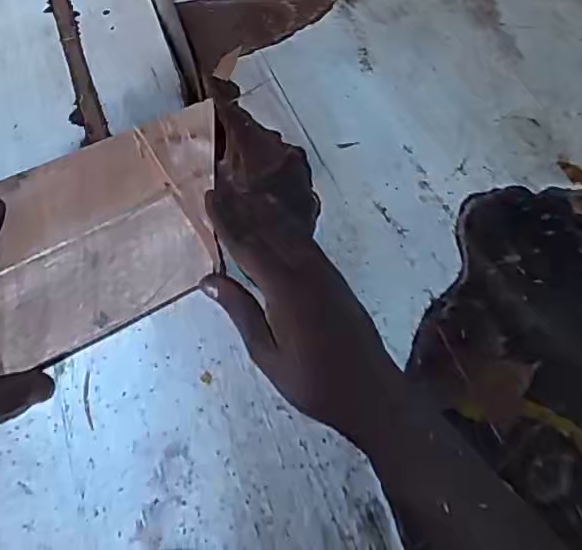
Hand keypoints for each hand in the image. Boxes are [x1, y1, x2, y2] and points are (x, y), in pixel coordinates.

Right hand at [199, 185, 411, 449]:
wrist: (372, 395)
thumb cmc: (314, 383)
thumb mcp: (267, 355)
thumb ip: (240, 311)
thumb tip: (208, 280)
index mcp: (284, 289)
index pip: (247, 244)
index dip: (226, 220)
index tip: (209, 197)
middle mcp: (304, 270)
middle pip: (266, 228)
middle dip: (241, 206)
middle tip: (220, 186)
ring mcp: (322, 270)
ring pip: (287, 228)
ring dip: (263, 208)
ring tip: (244, 190)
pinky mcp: (333, 275)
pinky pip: (304, 237)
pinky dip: (286, 221)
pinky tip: (277, 215)